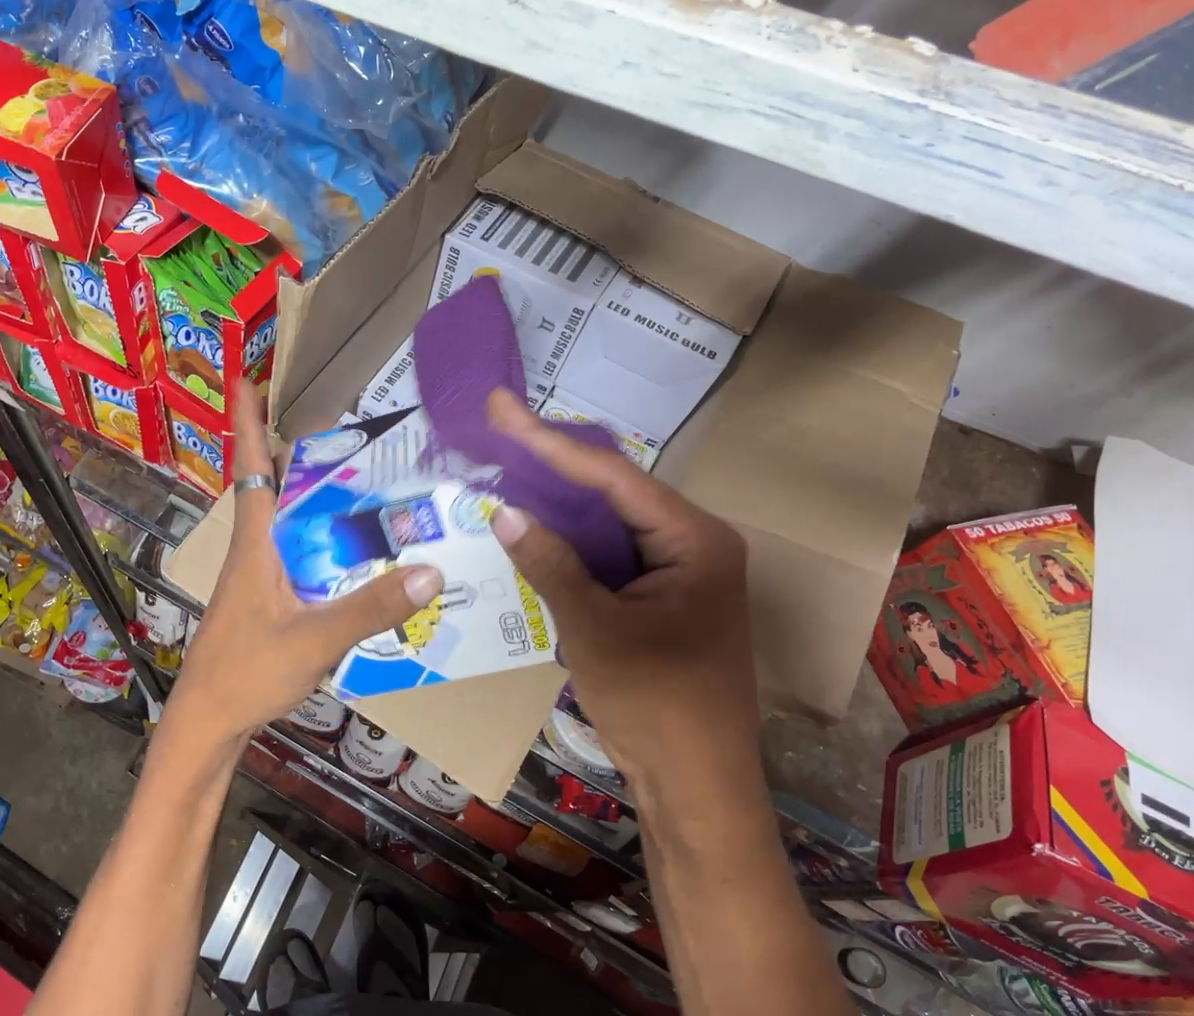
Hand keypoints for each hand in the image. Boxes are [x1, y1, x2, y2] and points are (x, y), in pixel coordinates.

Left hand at [170, 381, 441, 742]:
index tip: (244, 378)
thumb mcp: (315, 639)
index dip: (249, 423)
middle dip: (305, 459)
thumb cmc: (246, 673)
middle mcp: (255, 554)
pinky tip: (358, 563)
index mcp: (255, 546)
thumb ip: (371, 608)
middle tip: (349, 434)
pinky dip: (326, 550)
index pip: (253, 470)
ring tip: (368, 490)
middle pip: (278, 492)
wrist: (207, 723)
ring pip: (293, 530)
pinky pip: (301, 563)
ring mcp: (259, 582)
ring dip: (320, 507)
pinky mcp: (267, 606)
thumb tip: (430, 570)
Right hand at [484, 389, 758, 785]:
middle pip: (611, 490)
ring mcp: (676, 572)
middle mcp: (692, 543)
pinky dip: (566, 542)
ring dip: (555, 502)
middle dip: (551, 462)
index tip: (502, 410)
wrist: (696, 783)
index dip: (550, 443)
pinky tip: (528, 528)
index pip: (611, 477)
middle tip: (497, 428)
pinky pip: (607, 556)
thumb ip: (551, 564)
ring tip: (503, 466)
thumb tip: (504, 510)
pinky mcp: (658, 598)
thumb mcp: (595, 629)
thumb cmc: (657, 702)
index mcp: (695, 540)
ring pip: (607, 522)